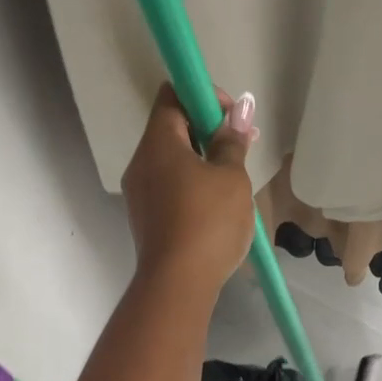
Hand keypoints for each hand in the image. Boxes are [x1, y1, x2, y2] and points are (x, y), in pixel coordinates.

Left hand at [120, 84, 259, 289]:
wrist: (178, 284)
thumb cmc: (209, 223)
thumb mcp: (232, 178)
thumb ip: (233, 142)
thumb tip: (238, 111)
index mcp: (159, 142)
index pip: (173, 96)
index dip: (205, 98)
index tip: (233, 118)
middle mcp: (141, 162)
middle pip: (172, 130)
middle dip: (209, 133)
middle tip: (242, 149)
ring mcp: (139, 193)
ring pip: (172, 163)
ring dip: (202, 163)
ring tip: (233, 183)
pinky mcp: (145, 220)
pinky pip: (169, 189)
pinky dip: (192, 188)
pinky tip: (216, 210)